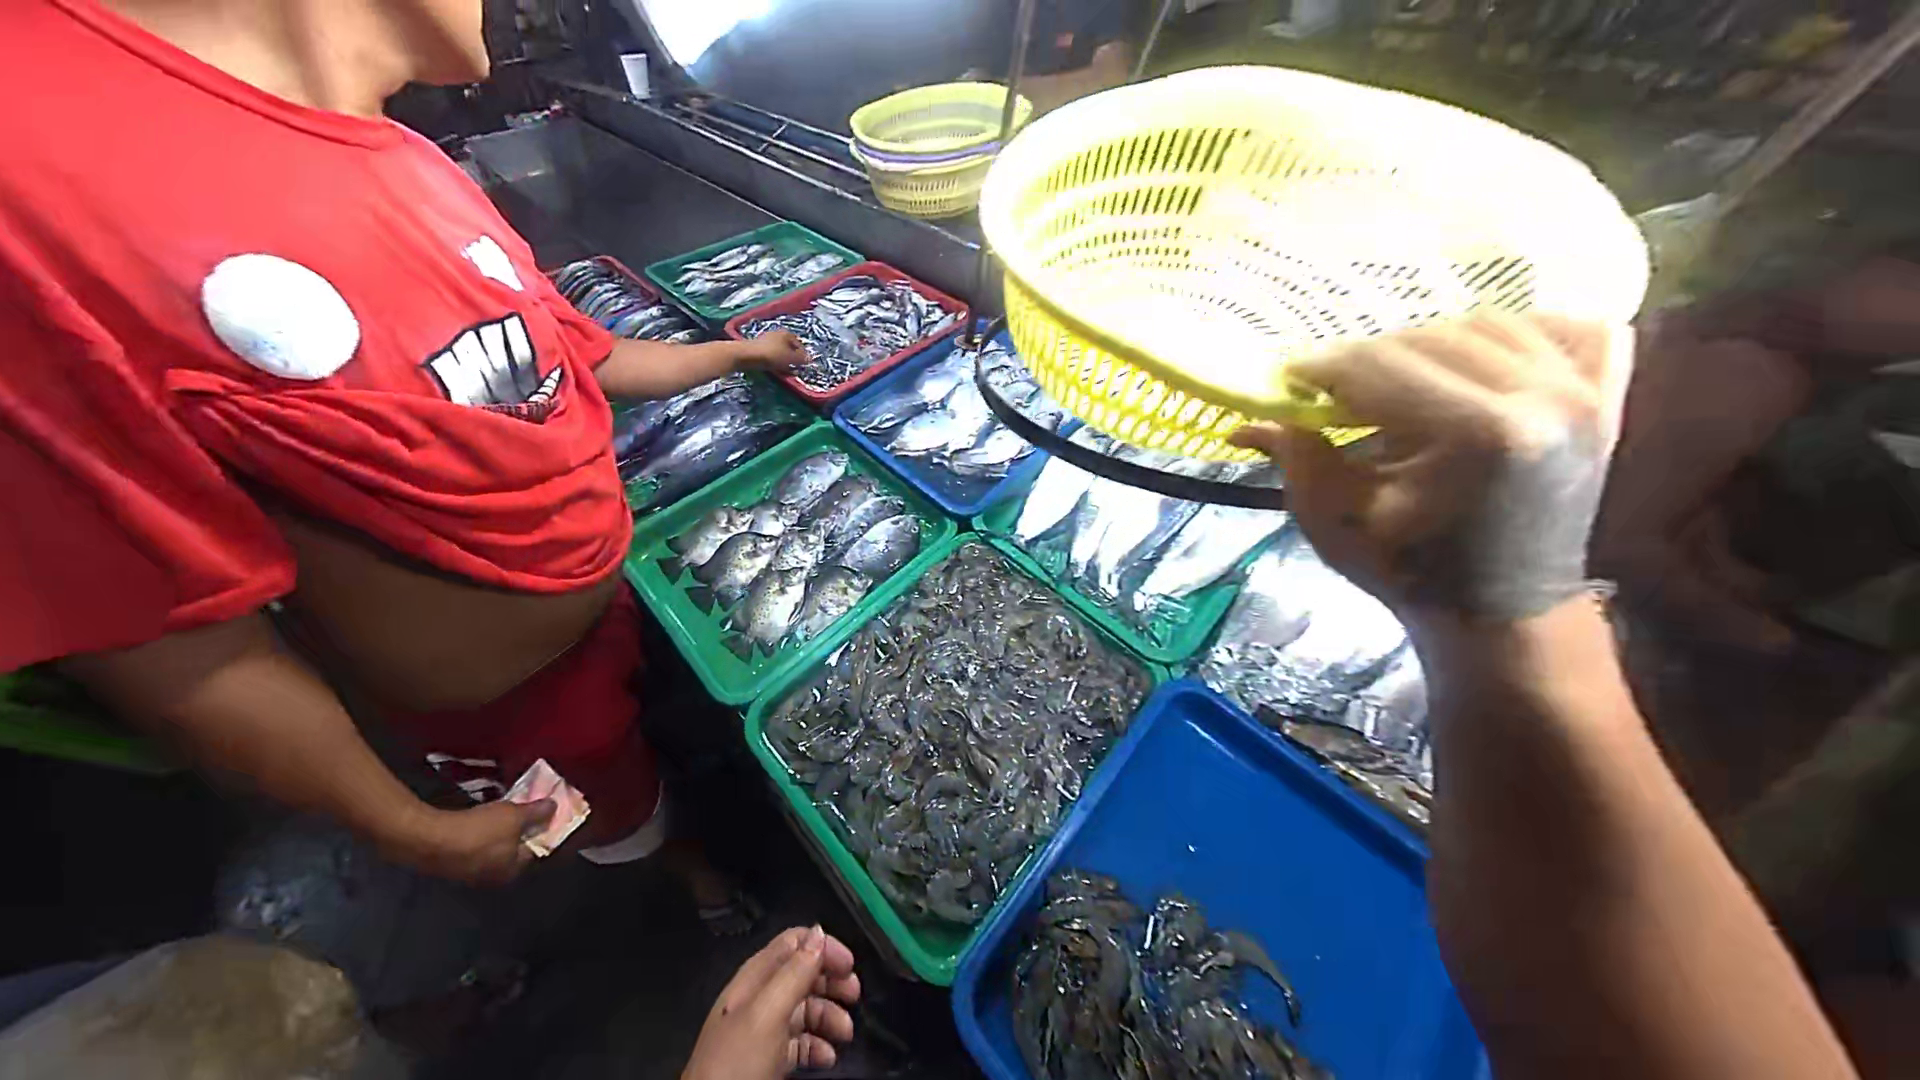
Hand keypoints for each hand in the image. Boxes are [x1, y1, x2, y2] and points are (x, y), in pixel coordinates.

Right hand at [391, 799, 555, 885]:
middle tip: (526, 811)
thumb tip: (555, 807)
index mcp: (512, 870)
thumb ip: (539, 813)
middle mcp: (491, 878)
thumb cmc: (481, 830)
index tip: (547, 815)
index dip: (544, 830)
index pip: (537, 850)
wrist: (428, 839)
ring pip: (494, 848)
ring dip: (501, 831)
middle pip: (515, 850)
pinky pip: (475, 846)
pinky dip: (482, 833)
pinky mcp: (450, 865)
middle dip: (522, 831)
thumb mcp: (517, 816)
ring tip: (505, 812)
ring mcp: (468, 874)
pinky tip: (481, 819)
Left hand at [683, 926, 860, 1079]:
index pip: (794, 943)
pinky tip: (827, 1058)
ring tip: (845, 1033)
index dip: (823, 947)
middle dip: (832, 982)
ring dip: (829, 1016)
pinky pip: (799, 1043)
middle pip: (803, 974)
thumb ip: (795, 972)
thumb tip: (820, 933)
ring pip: (805, 1009)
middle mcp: (760, 998)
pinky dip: (817, 1046)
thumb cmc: (738, 1063)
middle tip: (855, 996)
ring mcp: (763, 1031)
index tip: (849, 965)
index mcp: (756, 978)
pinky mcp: (768, 1061)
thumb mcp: (767, 1013)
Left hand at [736, 331, 807, 372]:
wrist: (747, 355)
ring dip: (784, 360)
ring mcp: (766, 339)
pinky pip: (771, 354)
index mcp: (787, 333)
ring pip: (780, 351)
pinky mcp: (758, 347)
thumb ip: (801, 359)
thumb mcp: (791, 358)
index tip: (804, 364)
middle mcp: (777, 334)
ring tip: (785, 369)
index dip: (803, 355)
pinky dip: (775, 361)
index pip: (799, 344)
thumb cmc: (772, 355)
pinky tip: (775, 368)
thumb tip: (809, 359)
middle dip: (793, 357)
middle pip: (789, 347)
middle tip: (795, 367)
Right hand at [1232, 313, 1630, 622]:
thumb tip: (1251, 420)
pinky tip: (1474, 354)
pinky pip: (1560, 327)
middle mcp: (1544, 398)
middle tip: (1330, 386)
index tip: (1288, 377)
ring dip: (1424, 342)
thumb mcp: (1333, 521)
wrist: (1502, 609)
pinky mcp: (1605, 397)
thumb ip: (1297, 457)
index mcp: (1478, 435)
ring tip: (1390, 376)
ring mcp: (1587, 392)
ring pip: (1486, 323)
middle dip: (1365, 356)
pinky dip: (1511, 330)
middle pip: (1428, 338)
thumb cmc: (1409, 572)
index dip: (1324, 366)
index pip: (1380, 366)